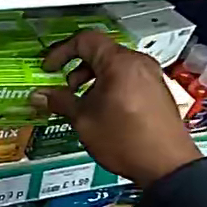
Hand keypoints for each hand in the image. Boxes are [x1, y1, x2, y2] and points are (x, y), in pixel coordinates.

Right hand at [33, 29, 202, 185]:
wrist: (167, 166)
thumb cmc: (125, 140)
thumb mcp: (84, 120)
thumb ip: (60, 101)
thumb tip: (39, 95)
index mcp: (119, 63)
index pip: (85, 40)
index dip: (61, 51)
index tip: (49, 68)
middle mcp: (138, 63)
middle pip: (101, 52)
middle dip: (77, 68)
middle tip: (64, 89)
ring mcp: (152, 76)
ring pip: (115, 66)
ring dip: (93, 79)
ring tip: (83, 103)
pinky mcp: (158, 91)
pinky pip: (129, 78)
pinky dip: (111, 86)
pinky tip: (103, 111)